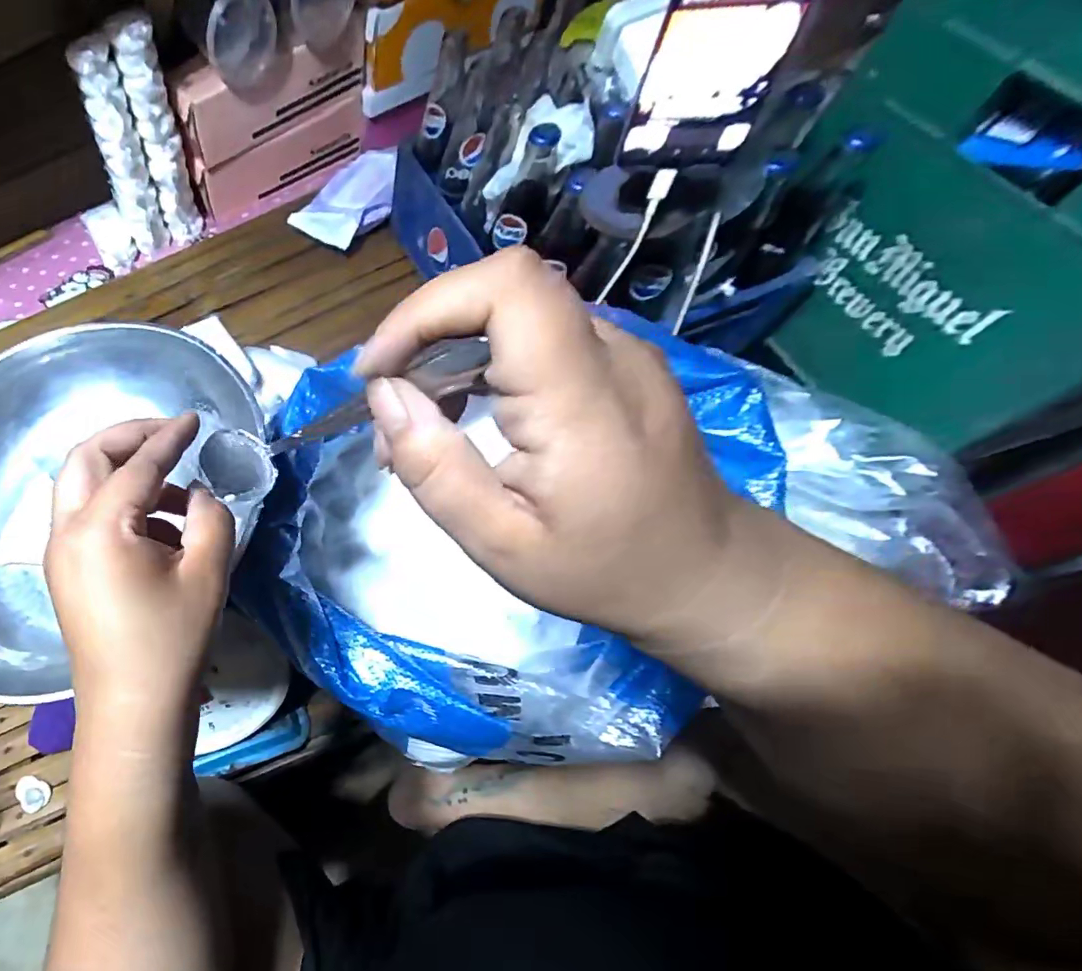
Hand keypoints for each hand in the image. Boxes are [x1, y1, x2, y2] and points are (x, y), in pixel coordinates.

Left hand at [46, 414, 233, 722]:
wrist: (133, 709)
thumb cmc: (172, 642)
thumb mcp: (208, 573)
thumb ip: (212, 518)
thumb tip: (199, 495)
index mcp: (99, 527)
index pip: (137, 464)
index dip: (169, 436)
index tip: (195, 418)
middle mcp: (66, 531)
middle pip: (87, 458)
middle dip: (130, 438)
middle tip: (172, 437)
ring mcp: (59, 554)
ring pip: (82, 487)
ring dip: (126, 475)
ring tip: (179, 497)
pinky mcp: (65, 574)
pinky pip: (86, 518)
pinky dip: (120, 507)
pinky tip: (161, 533)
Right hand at [352, 248, 792, 653]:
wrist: (702, 574)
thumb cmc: (601, 571)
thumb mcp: (500, 544)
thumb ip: (436, 471)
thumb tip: (384, 396)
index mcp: (580, 397)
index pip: (507, 286)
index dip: (428, 308)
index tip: (379, 370)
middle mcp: (607, 352)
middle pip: (499, 292)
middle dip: (424, 339)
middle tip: (390, 415)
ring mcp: (618, 352)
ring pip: (511, 314)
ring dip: (447, 356)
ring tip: (420, 429)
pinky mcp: (615, 364)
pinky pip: (533, 340)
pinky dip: (481, 367)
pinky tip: (463, 419)